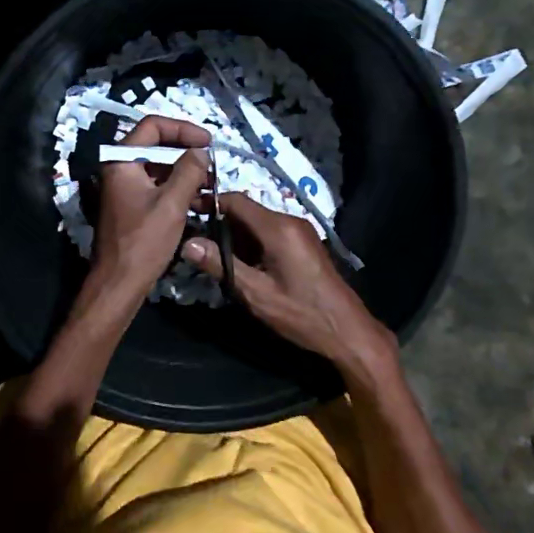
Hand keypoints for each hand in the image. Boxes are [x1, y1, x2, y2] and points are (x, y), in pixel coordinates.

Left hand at [90, 116, 210, 297]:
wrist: (119, 282)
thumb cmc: (143, 241)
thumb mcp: (172, 203)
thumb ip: (189, 171)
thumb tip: (201, 151)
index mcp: (120, 161)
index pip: (152, 126)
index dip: (183, 129)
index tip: (208, 141)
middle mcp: (118, 168)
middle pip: (155, 145)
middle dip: (185, 151)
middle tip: (212, 163)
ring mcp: (123, 187)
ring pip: (157, 167)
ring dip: (183, 170)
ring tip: (210, 182)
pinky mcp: (130, 204)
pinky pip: (155, 185)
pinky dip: (175, 186)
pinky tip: (197, 197)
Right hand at [182, 194, 388, 364]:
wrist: (348, 332)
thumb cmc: (301, 313)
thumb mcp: (255, 292)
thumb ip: (221, 264)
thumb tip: (187, 243)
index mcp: (278, 228)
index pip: (235, 200)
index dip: (208, 202)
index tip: (185, 210)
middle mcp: (290, 221)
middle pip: (245, 210)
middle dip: (218, 221)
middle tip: (192, 237)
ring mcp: (299, 231)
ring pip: (256, 222)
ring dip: (233, 234)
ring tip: (209, 253)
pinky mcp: (303, 244)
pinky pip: (269, 232)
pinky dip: (250, 242)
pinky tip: (238, 262)